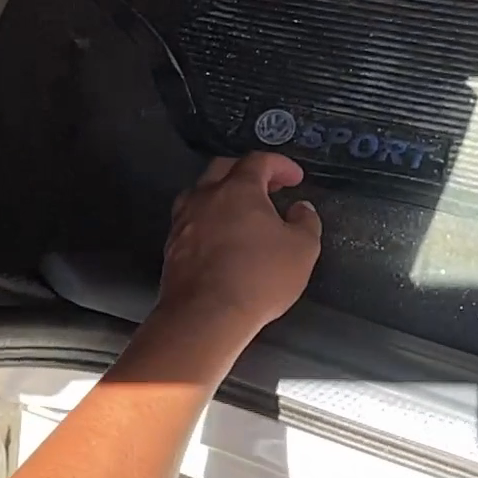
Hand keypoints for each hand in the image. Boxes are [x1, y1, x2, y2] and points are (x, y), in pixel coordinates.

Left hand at [157, 154, 322, 335]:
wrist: (205, 316)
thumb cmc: (259, 278)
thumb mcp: (303, 249)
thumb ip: (306, 222)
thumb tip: (301, 209)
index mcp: (239, 189)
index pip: (259, 161)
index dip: (280, 164)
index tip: (295, 177)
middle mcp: (206, 197)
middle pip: (223, 168)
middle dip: (248, 172)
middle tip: (269, 186)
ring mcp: (184, 221)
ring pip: (201, 193)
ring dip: (223, 194)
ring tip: (242, 212)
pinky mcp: (172, 246)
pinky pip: (192, 220)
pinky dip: (210, 220)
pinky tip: (222, 238)